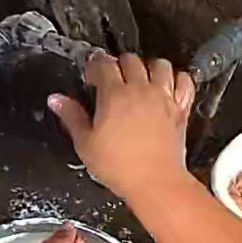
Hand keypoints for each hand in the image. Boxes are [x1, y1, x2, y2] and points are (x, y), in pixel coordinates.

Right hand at [48, 54, 195, 202]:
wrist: (154, 182)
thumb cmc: (120, 167)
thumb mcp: (85, 144)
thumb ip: (72, 117)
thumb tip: (57, 101)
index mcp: (114, 95)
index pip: (103, 64)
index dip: (95, 65)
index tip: (91, 75)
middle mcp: (140, 91)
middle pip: (130, 60)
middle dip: (118, 64)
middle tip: (112, 78)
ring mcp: (163, 98)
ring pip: (159, 64)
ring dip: (148, 67)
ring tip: (140, 78)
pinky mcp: (180, 109)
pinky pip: (184, 81)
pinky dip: (176, 78)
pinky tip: (167, 85)